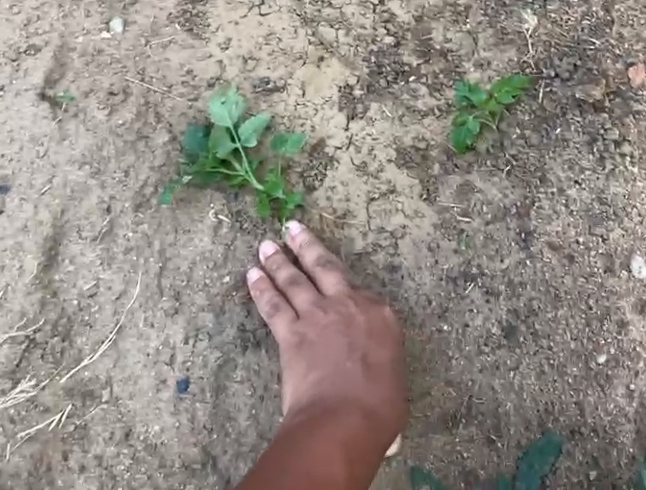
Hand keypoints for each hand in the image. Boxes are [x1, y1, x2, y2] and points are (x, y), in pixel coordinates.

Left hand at [246, 221, 407, 450]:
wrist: (345, 416)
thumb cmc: (379, 407)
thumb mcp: (393, 381)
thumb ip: (382, 368)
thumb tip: (377, 381)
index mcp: (380, 315)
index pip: (362, 295)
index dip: (348, 291)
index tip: (340, 286)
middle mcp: (349, 305)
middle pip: (325, 268)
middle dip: (307, 246)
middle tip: (292, 227)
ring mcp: (318, 316)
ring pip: (296, 280)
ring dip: (279, 261)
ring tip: (267, 244)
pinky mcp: (291, 334)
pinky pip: (274, 306)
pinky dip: (261, 289)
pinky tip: (252, 275)